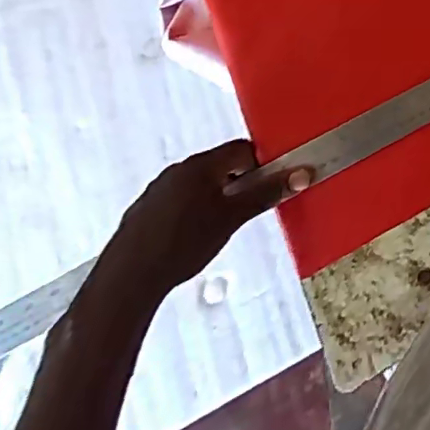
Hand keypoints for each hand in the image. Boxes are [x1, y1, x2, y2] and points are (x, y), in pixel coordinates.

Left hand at [96, 140, 311, 302]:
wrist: (128, 280)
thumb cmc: (182, 243)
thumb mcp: (233, 218)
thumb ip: (267, 194)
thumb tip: (301, 174)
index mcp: (201, 164)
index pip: (242, 149)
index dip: (261, 164)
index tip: (269, 183)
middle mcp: (178, 170)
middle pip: (220, 165)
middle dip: (238, 182)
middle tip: (247, 208)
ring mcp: (157, 190)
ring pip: (198, 184)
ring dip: (214, 197)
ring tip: (219, 227)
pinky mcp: (143, 211)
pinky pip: (177, 201)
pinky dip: (191, 211)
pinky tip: (191, 238)